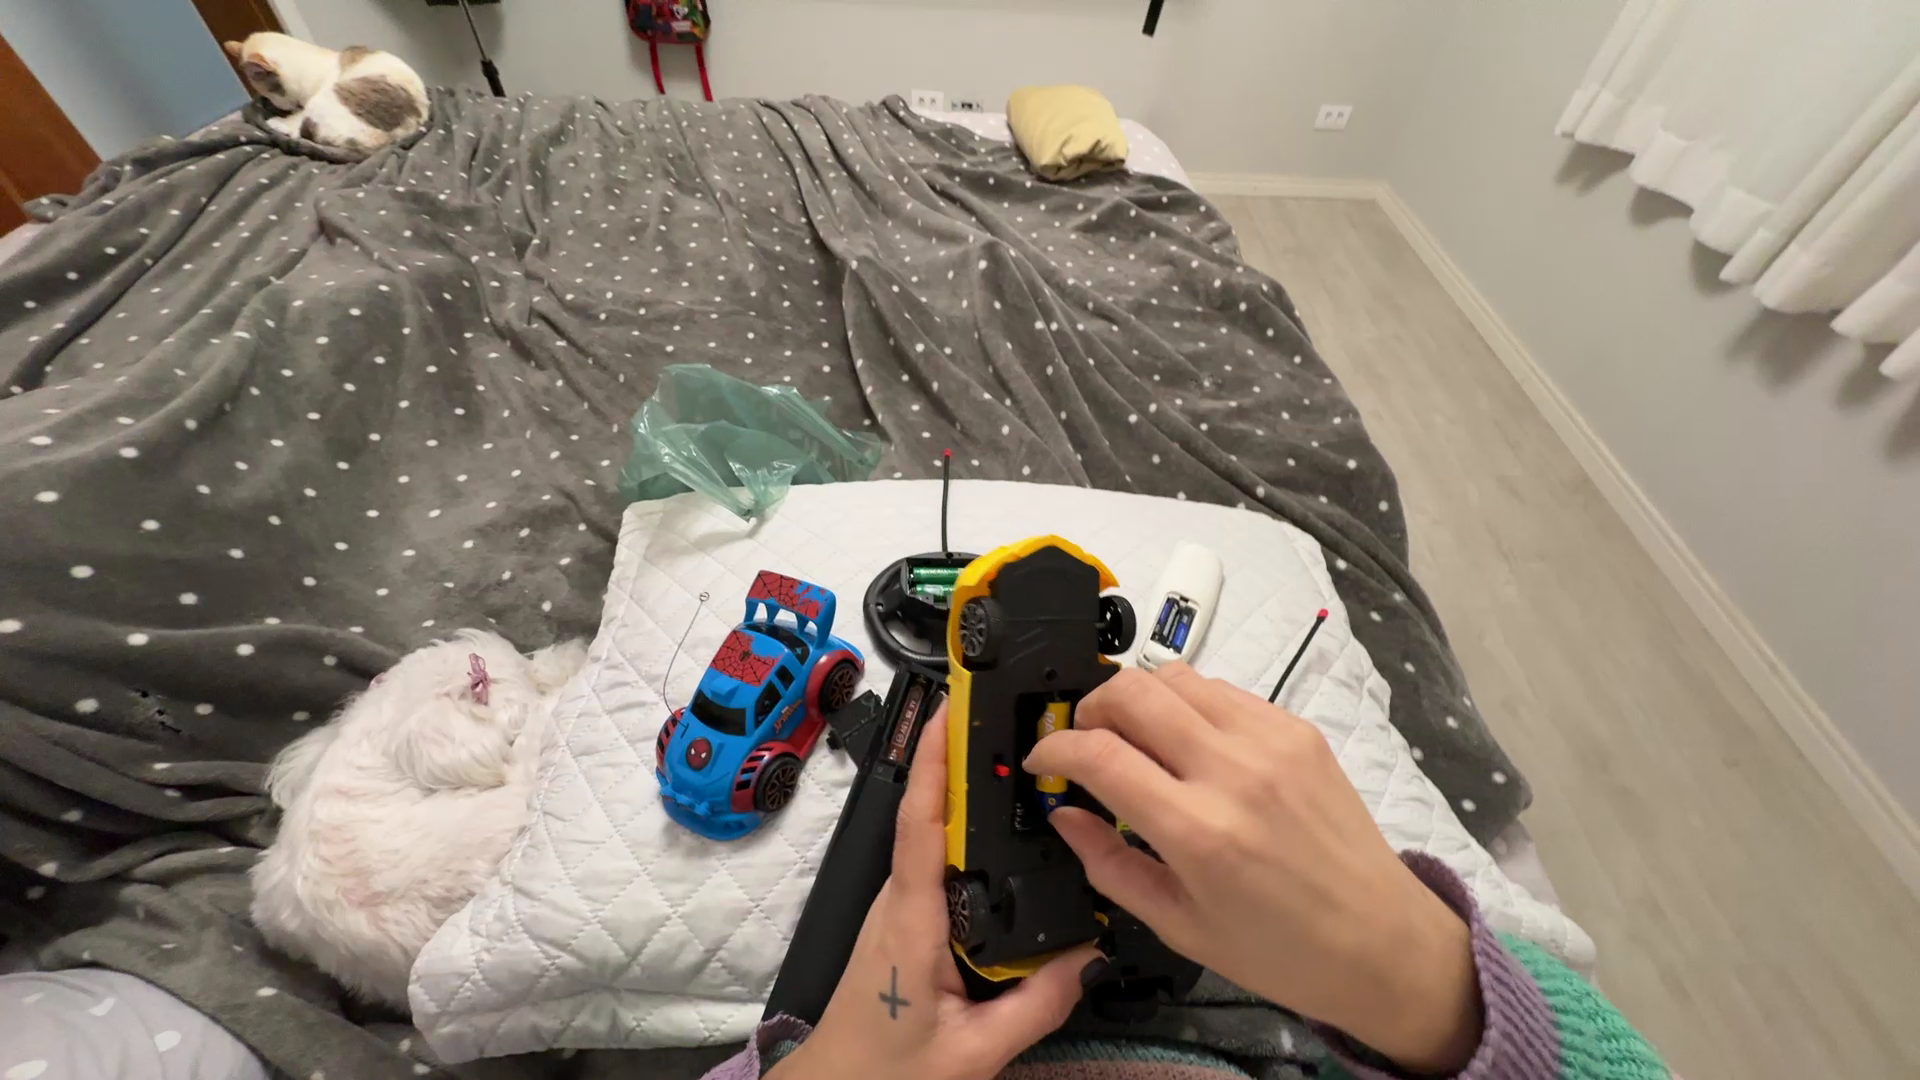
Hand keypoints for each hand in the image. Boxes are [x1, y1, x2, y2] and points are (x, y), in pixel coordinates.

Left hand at [770, 706, 1099, 1079]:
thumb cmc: (889, 1073)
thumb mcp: (974, 1054)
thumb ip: (1036, 1006)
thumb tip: (1091, 954)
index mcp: (913, 918)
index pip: (920, 823)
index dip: (933, 762)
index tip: (952, 713)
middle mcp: (902, 896)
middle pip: (930, 814)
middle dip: (960, 760)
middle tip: (1008, 723)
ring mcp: (901, 902)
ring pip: (934, 836)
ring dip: (963, 792)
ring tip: (1013, 763)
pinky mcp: (907, 914)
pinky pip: (938, 860)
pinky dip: (963, 829)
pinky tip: (1000, 831)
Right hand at [1024, 663, 1481, 1073]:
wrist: (1386, 943)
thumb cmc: (1277, 949)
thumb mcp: (1177, 924)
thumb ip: (1108, 863)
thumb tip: (1063, 812)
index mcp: (1198, 832)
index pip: (1100, 754)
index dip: (1055, 747)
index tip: (1045, 759)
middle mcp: (1232, 770)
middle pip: (1131, 691)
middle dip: (1089, 707)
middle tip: (1086, 740)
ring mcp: (1269, 739)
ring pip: (1173, 675)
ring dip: (1136, 698)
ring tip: (1136, 736)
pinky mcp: (1295, 727)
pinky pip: (1218, 688)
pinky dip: (1185, 704)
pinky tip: (1189, 741)